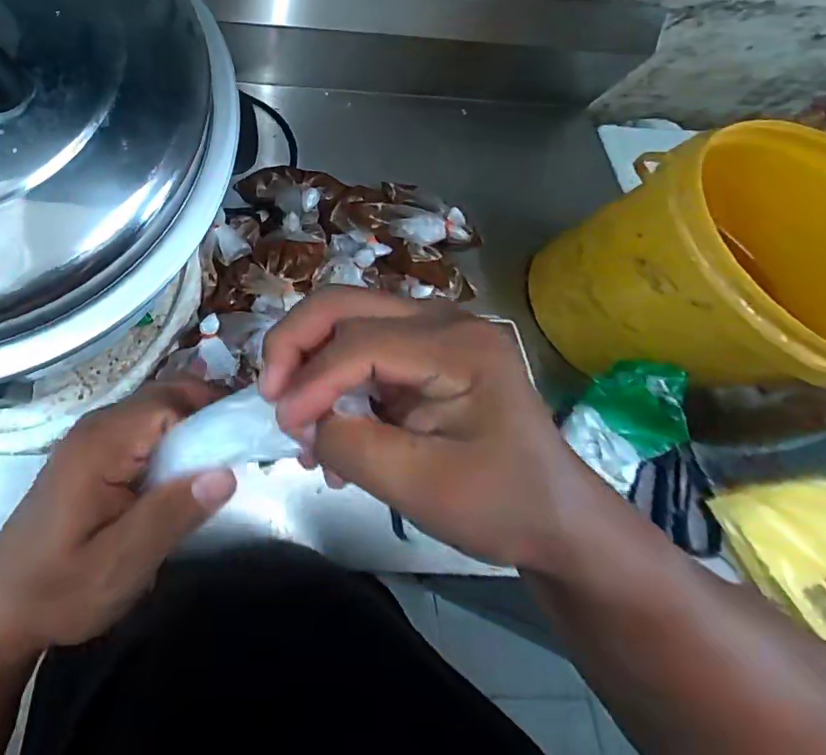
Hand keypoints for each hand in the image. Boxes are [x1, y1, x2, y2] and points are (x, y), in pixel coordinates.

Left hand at [0, 378, 238, 655]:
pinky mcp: (94, 453)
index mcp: (102, 443)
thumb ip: (173, 513)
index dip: (213, 413)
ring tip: (228, 459)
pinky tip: (190, 471)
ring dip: (194, 426)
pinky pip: (143, 430)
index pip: (170, 402)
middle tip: (247, 447)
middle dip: (209, 412)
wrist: (2, 605)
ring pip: (156, 410)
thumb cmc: (59, 588)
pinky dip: (173, 440)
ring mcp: (93, 437)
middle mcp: (97, 426)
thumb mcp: (121, 563)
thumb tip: (226, 472)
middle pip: (165, 396)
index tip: (250, 439)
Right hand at [260, 286, 601, 570]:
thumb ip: (349, 446)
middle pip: (344, 303)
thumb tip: (298, 422)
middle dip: (295, 343)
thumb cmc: (502, 506)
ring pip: (345, 318)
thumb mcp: (421, 486)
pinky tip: (326, 427)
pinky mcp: (421, 352)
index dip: (311, 381)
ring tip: (295, 416)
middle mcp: (443, 320)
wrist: (557, 522)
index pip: (360, 342)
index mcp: (459, 346)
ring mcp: (433, 332)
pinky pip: (358, 348)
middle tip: (269, 391)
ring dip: (308, 359)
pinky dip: (330, 378)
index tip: (284, 427)